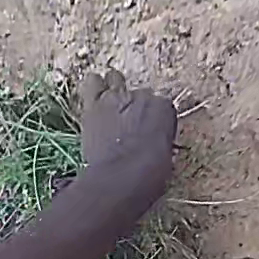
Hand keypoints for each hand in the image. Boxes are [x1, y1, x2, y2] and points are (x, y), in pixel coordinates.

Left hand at [78, 70, 176, 207]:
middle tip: (127, 128)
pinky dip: (94, 88)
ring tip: (110, 109)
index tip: (147, 136)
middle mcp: (142, 95)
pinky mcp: (95, 104)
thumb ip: (159, 143)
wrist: (121, 178)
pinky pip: (93, 82)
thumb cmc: (147, 176)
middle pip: (138, 94)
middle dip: (133, 109)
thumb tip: (153, 147)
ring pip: (115, 80)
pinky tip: (94, 101)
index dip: (153, 122)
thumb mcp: (164, 160)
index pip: (160, 107)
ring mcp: (117, 97)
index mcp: (164, 109)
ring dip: (113, 92)